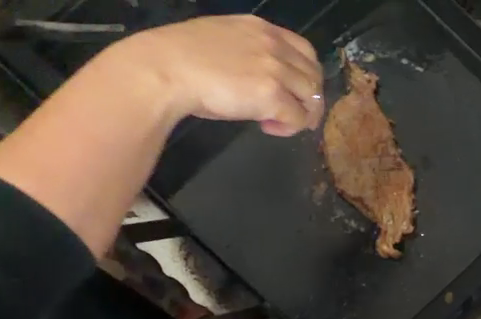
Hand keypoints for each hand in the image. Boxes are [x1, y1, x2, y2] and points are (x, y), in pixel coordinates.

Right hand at [103, 16, 323, 135]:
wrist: (166, 68)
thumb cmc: (184, 58)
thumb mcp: (224, 42)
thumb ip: (251, 54)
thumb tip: (262, 79)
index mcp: (260, 27)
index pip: (305, 51)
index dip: (307, 75)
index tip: (297, 92)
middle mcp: (273, 44)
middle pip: (314, 76)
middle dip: (309, 99)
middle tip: (294, 116)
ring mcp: (275, 69)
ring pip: (312, 99)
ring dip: (300, 115)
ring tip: (276, 122)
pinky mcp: (273, 95)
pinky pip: (299, 119)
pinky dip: (289, 128)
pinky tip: (267, 127)